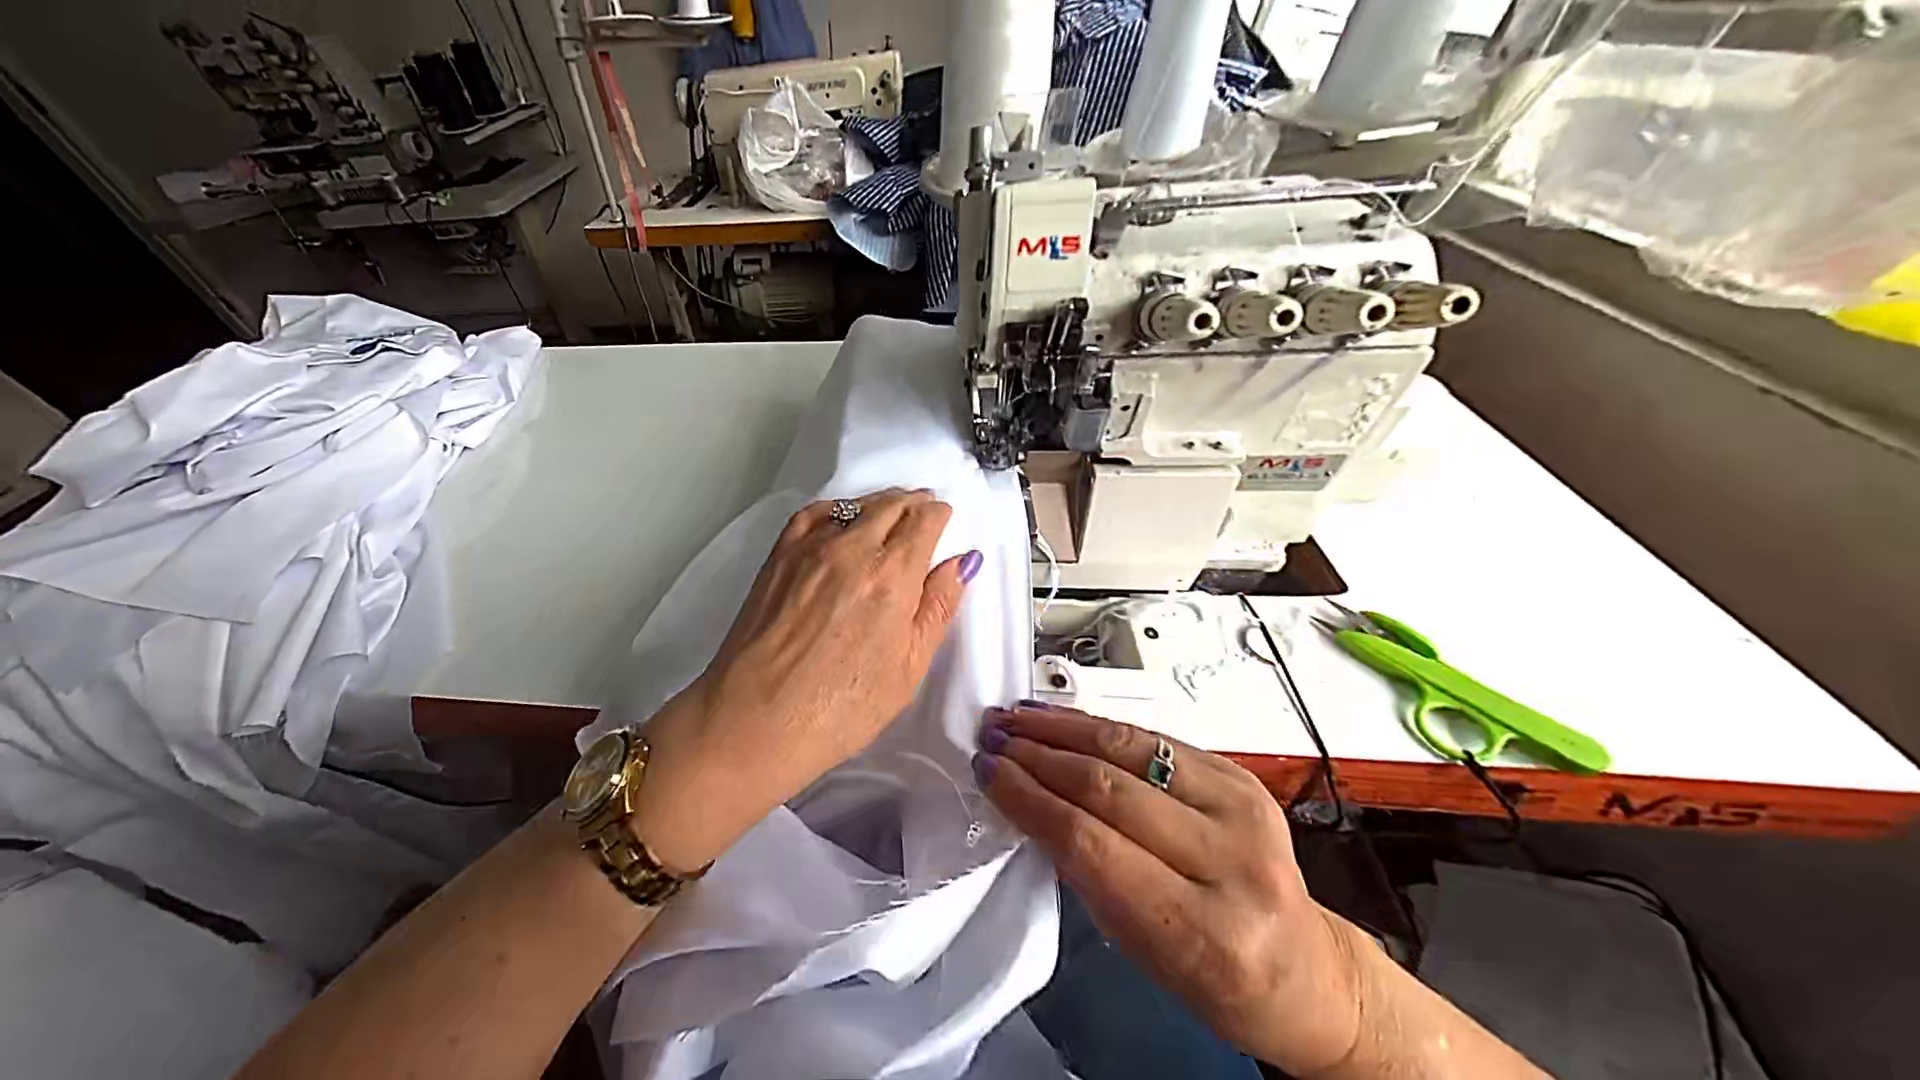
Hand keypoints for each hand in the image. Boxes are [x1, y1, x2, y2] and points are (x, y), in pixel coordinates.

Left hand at [633, 489, 979, 870]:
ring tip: (892, 513)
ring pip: (855, 505)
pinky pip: (814, 513)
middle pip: (892, 504)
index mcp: (892, 577)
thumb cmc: (840, 709)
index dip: (939, 515)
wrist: (754, 722)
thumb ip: (937, 608)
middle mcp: (852, 550)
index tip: (944, 518)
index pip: (924, 521)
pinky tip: (844, 518)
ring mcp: (810, 549)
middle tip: (924, 511)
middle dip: (914, 503)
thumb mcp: (908, 668)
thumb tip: (961, 563)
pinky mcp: (779, 557)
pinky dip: (839, 508)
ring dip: (881, 503)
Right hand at [974, 704, 1366, 1077]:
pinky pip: (1156, 739)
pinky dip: (1101, 727)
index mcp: (1203, 930)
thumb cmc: (1215, 980)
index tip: (989, 772)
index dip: (1030, 798)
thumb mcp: (1140, 950)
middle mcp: (1231, 859)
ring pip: (1131, 747)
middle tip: (994, 737)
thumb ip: (1088, 873)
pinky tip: (1065, 721)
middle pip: (1108, 786)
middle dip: (1039, 756)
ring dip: (1063, 728)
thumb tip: (1031, 798)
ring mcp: (1244, 807)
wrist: (1307, 970)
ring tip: (1018, 719)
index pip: (1090, 843)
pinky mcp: (1243, 775)